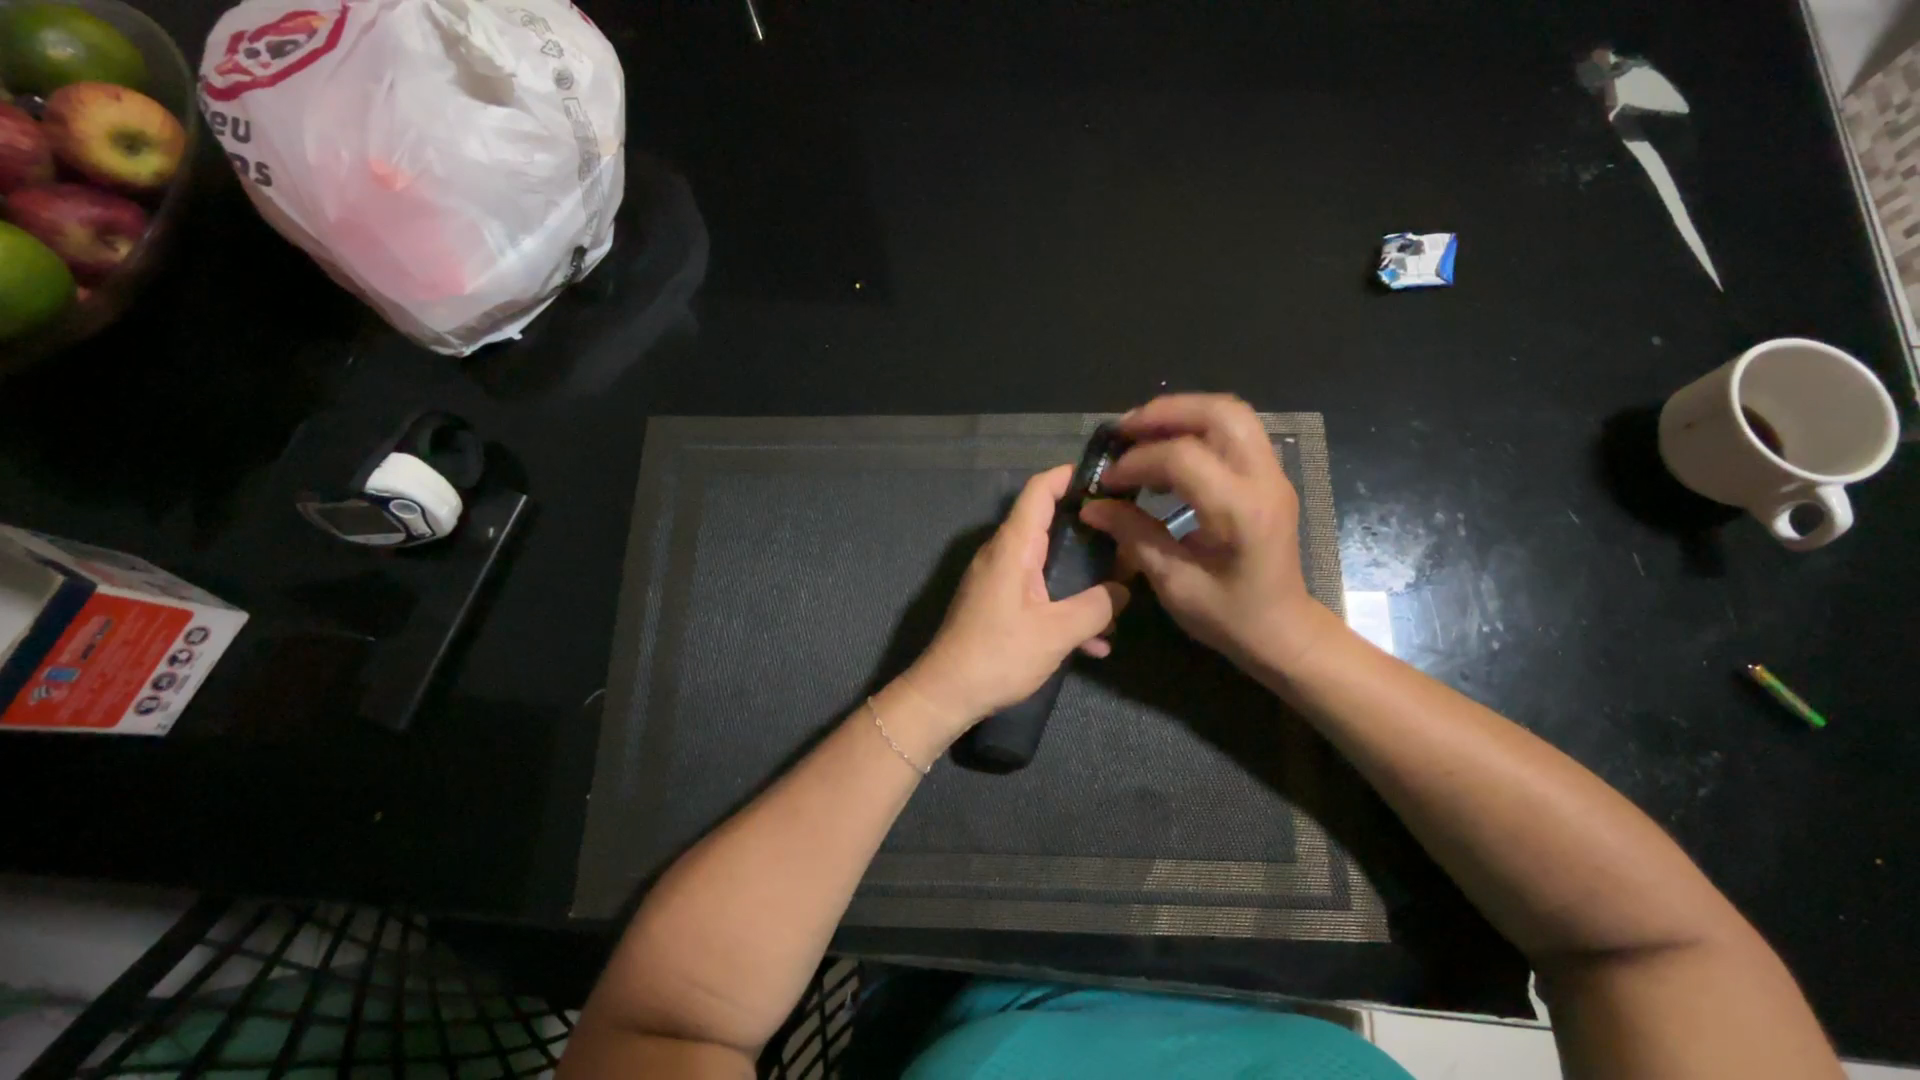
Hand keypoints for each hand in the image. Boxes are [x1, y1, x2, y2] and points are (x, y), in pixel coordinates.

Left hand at [906, 465, 1129, 739]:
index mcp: (1013, 547)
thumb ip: (1098, 607)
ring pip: (1048, 564)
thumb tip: (1125, 591)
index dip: (1070, 476)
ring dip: (1083, 578)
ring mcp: (999, 580)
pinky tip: (1095, 642)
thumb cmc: (999, 655)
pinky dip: (1065, 607)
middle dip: (1091, 531)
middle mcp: (1003, 554)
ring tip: (1122, 595)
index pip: (1039, 491)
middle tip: (1130, 539)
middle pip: (1049, 524)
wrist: (946, 693)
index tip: (1108, 478)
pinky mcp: (998, 606)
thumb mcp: (1057, 633)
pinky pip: (1038, 593)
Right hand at [1079, 394, 1342, 673]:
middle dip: (1164, 413)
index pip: (1183, 458)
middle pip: (1219, 413)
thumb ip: (1134, 536)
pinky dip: (1198, 428)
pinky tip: (1168, 451)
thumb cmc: (1229, 616)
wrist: (1283, 631)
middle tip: (1123, 432)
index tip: (1108, 481)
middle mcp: (1263, 480)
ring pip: (1231, 413)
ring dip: (1182, 414)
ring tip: (1142, 435)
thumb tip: (1093, 506)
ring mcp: (1273, 474)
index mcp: (1240, 511)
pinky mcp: (1269, 476)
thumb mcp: (1174, 583)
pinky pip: (1236, 431)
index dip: (1137, 461)